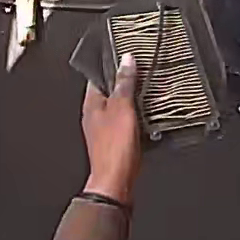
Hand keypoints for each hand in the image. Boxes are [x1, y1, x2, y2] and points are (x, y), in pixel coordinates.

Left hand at [80, 53, 141, 203]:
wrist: (116, 182)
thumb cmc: (114, 148)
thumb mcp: (122, 107)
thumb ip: (124, 83)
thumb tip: (126, 61)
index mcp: (91, 103)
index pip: (98, 75)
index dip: (111, 64)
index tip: (126, 57)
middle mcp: (95, 115)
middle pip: (110, 91)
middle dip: (125, 82)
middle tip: (141, 73)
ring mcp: (105, 129)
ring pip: (119, 106)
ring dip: (132, 100)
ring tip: (147, 92)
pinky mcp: (116, 141)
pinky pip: (127, 122)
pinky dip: (136, 117)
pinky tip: (147, 117)